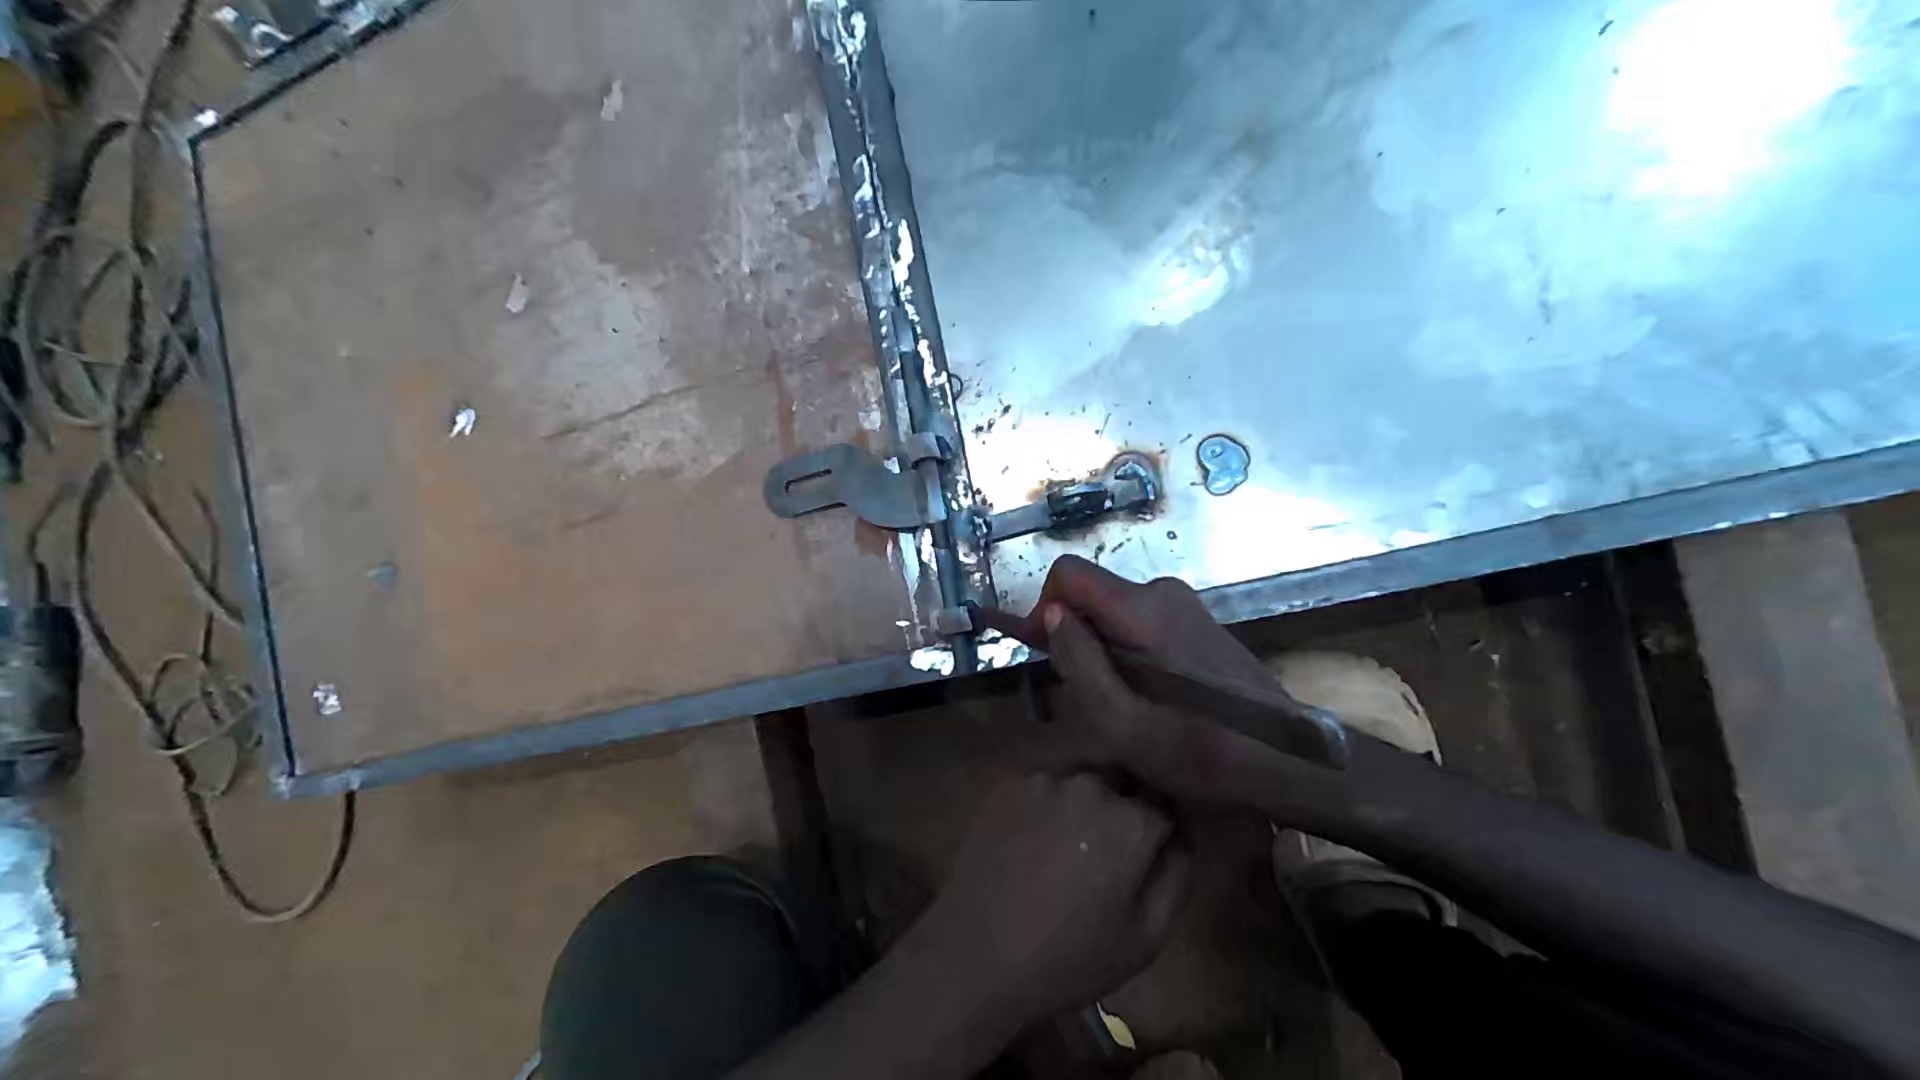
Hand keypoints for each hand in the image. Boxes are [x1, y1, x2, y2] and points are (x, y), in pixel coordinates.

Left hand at [904, 771, 1192, 1034]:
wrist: (978, 952)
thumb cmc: (1070, 957)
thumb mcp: (1147, 937)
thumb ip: (1179, 874)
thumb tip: (1183, 832)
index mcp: (1130, 820)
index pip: (1166, 802)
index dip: (1163, 827)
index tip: (1152, 851)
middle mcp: (1089, 783)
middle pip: (1123, 783)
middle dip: (1125, 809)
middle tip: (1108, 853)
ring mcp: (1044, 778)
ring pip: (1083, 779)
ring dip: (1086, 803)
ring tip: (1068, 847)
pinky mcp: (1009, 782)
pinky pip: (1046, 783)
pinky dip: (1050, 803)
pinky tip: (1036, 840)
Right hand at [984, 556, 1317, 803]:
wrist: (1290, 762)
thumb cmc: (1201, 751)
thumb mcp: (1121, 722)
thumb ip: (1081, 662)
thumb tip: (1051, 614)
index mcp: (1142, 609)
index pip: (1068, 573)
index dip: (1045, 609)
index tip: (1049, 656)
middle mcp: (1161, 592)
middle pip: (1090, 593)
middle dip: (1073, 634)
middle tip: (1084, 690)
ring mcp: (1183, 604)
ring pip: (1112, 609)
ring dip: (1098, 645)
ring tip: (1117, 698)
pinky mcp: (1195, 621)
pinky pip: (1137, 619)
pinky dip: (1123, 647)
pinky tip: (1145, 692)